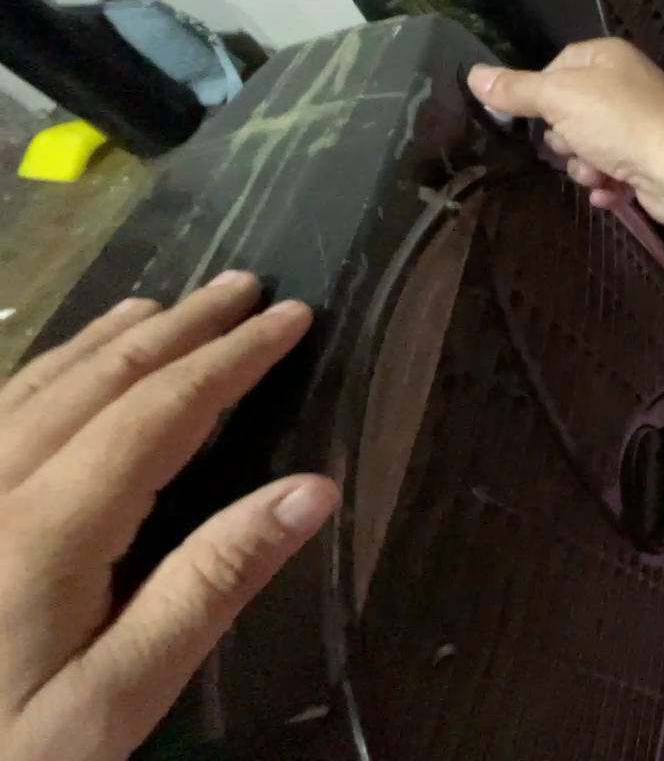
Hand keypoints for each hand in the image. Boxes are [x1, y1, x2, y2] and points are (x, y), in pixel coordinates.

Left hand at [0, 273, 338, 760]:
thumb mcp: (117, 694)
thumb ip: (213, 584)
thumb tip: (317, 488)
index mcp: (42, 532)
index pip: (160, 413)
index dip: (233, 356)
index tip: (292, 316)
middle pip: (92, 386)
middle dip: (178, 330)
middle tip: (241, 287)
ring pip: (24, 395)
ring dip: (104, 343)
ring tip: (159, 308)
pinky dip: (30, 379)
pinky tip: (53, 371)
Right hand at [467, 39, 663, 228]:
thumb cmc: (620, 122)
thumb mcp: (559, 97)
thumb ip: (516, 89)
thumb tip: (474, 75)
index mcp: (609, 58)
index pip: (556, 66)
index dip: (541, 93)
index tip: (536, 112)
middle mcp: (628, 87)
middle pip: (568, 112)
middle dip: (564, 137)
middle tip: (574, 144)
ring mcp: (640, 126)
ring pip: (585, 147)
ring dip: (583, 165)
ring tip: (599, 170)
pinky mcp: (648, 162)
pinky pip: (609, 172)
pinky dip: (606, 184)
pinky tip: (612, 189)